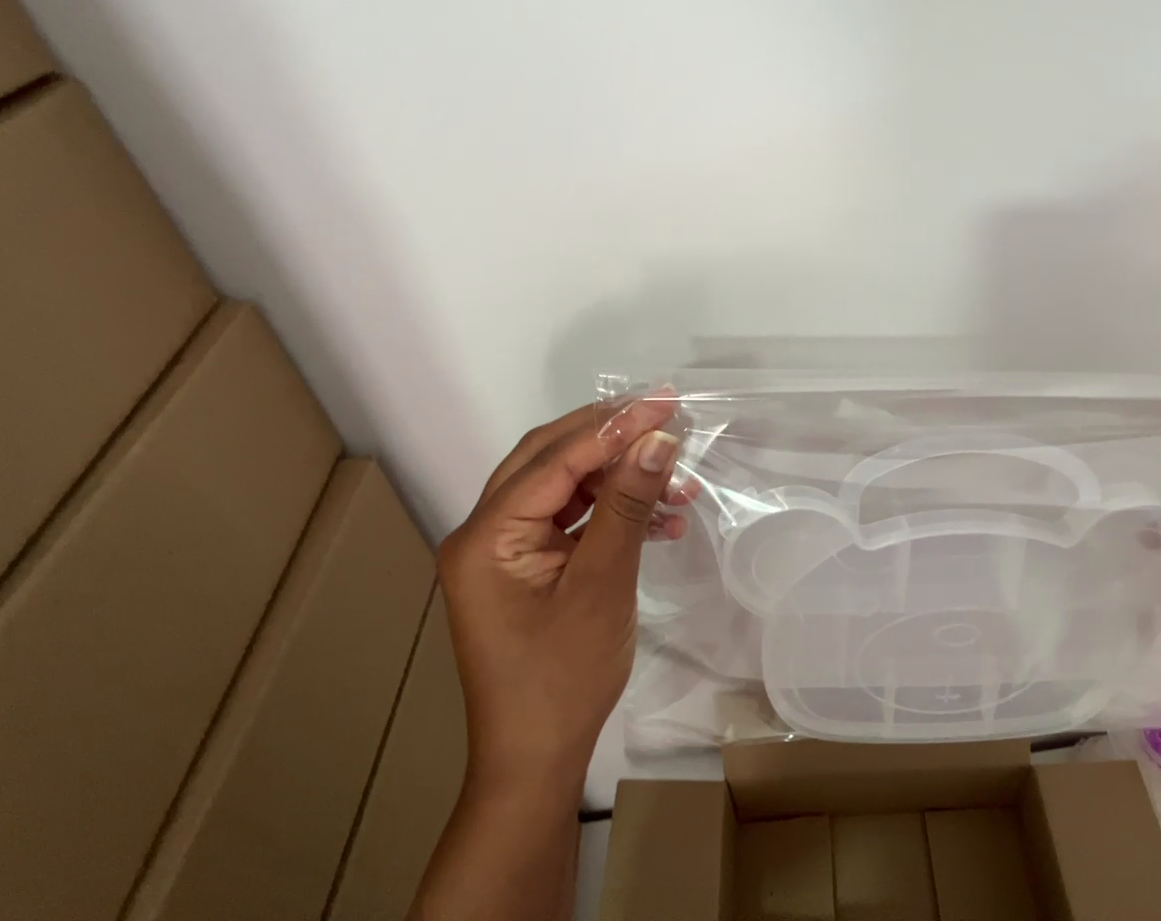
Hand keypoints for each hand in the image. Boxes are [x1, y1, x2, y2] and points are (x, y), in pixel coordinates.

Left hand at [436, 396, 685, 792]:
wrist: (537, 759)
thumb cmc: (563, 677)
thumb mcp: (601, 584)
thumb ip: (626, 505)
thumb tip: (657, 439)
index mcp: (486, 535)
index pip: (554, 459)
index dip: (612, 426)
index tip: (666, 402)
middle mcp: (484, 533)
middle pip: (550, 461)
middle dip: (611, 439)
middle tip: (667, 418)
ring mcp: (503, 553)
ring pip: (562, 489)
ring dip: (618, 480)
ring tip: (676, 480)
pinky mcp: (525, 570)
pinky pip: (568, 522)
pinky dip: (610, 515)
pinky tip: (658, 519)